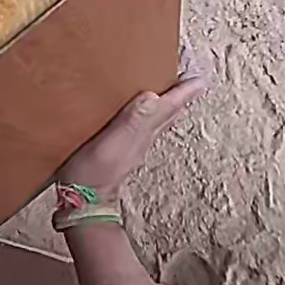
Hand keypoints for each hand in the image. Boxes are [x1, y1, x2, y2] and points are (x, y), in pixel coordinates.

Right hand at [56, 66, 207, 201]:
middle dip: (180, 98)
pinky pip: (145, 130)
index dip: (183, 93)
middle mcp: (142, 140)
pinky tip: (145, 118)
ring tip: (174, 96)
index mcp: (141, 134)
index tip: (200, 79)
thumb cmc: (91, 174)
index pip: (167, 108)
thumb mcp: (107, 145)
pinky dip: (151, 119)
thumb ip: (131, 122)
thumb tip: (153, 97)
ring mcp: (134, 148)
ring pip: (158, 123)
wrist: (84, 204)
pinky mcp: (123, 154)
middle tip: (193, 83)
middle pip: (168, 115)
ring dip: (168, 108)